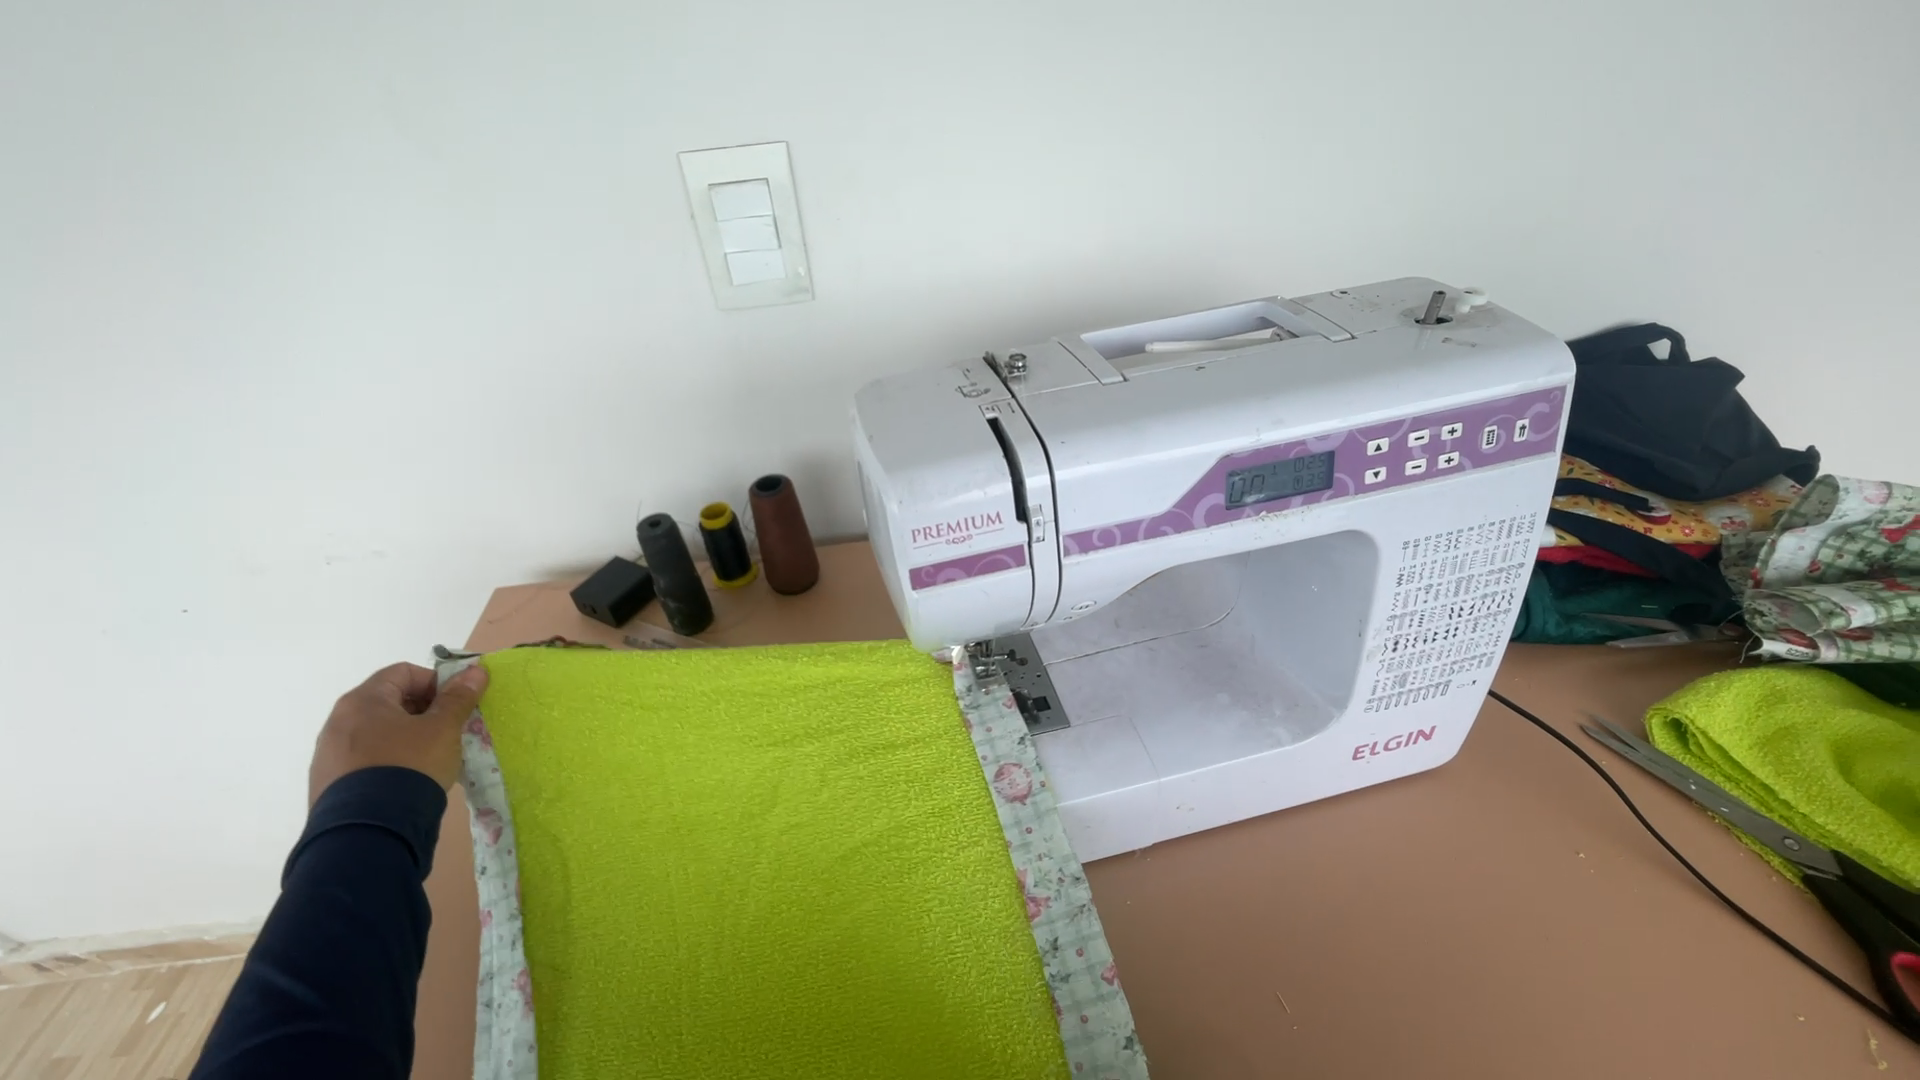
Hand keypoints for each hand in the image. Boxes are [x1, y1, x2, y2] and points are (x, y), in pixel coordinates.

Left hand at [309, 662, 488, 803]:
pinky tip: (406, 780)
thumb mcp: (443, 728)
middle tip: (447, 731)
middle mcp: (338, 721)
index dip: (435, 683)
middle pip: (389, 702)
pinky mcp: (328, 784)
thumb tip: (475, 670)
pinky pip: (364, 759)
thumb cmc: (410, 764)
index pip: (404, 673)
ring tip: (429, 758)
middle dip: (423, 711)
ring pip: (376, 732)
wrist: (370, 829)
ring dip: (406, 737)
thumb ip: (459, 697)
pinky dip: (388, 761)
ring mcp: (329, 754)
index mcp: (363, 700)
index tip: (454, 705)